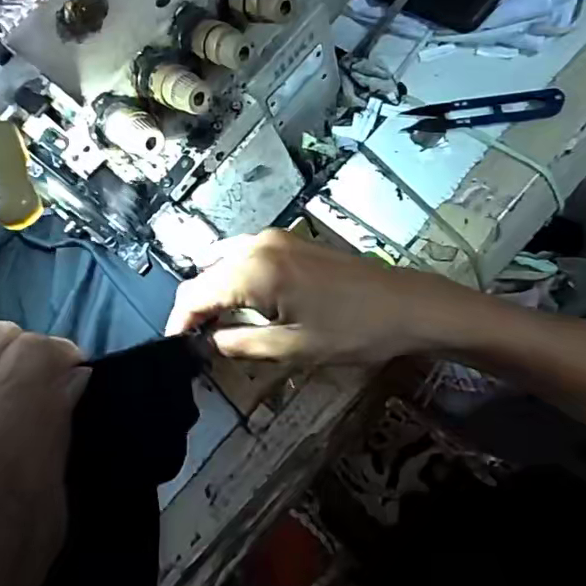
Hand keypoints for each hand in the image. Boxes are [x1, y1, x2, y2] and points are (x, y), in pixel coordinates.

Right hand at [166, 229, 491, 365]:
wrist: (410, 303)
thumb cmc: (354, 330)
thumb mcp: (293, 348)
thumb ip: (240, 344)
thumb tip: (207, 342)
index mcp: (254, 269)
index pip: (195, 293)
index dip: (180, 322)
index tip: (176, 347)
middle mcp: (256, 244)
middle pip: (205, 275)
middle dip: (196, 308)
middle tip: (199, 344)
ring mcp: (273, 238)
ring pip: (222, 264)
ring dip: (215, 293)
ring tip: (220, 328)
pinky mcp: (288, 240)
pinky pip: (244, 257)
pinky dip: (234, 280)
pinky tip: (245, 305)